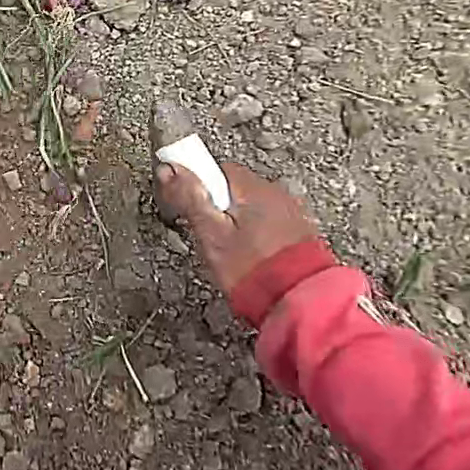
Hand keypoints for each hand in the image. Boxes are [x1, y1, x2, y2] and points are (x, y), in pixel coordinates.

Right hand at [157, 161, 319, 294]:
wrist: (299, 301)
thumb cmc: (254, 270)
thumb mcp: (212, 234)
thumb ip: (190, 198)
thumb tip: (170, 170)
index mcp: (252, 187)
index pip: (216, 169)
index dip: (199, 186)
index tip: (189, 204)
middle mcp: (275, 192)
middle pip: (236, 190)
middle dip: (220, 209)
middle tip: (211, 237)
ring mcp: (290, 211)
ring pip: (253, 208)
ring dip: (240, 223)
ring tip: (233, 253)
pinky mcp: (300, 231)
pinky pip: (270, 224)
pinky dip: (259, 235)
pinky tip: (253, 257)